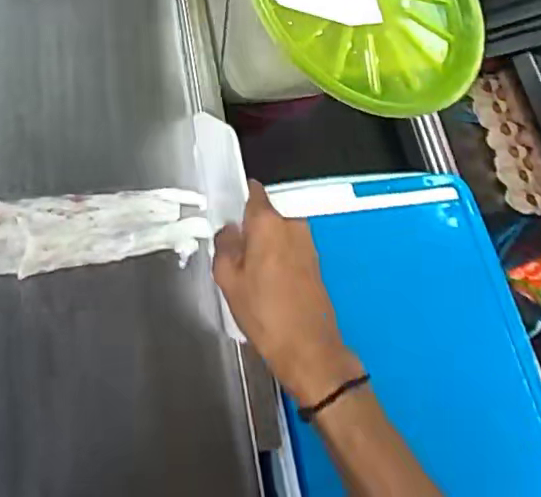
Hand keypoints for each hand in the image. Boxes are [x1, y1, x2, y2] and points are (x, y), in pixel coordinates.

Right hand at [212, 180, 362, 404]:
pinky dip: (278, 258)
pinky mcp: (316, 262)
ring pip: (277, 233)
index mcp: (268, 221)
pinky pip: (290, 248)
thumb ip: (224, 244)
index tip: (227, 213)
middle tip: (235, 252)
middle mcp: (292, 224)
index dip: (237, 198)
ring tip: (251, 273)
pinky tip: (268, 284)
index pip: (252, 191)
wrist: (309, 350)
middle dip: (250, 227)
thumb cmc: (265, 313)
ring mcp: (308, 243)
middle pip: (265, 214)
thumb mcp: (227, 278)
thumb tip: (229, 231)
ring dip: (265, 244)